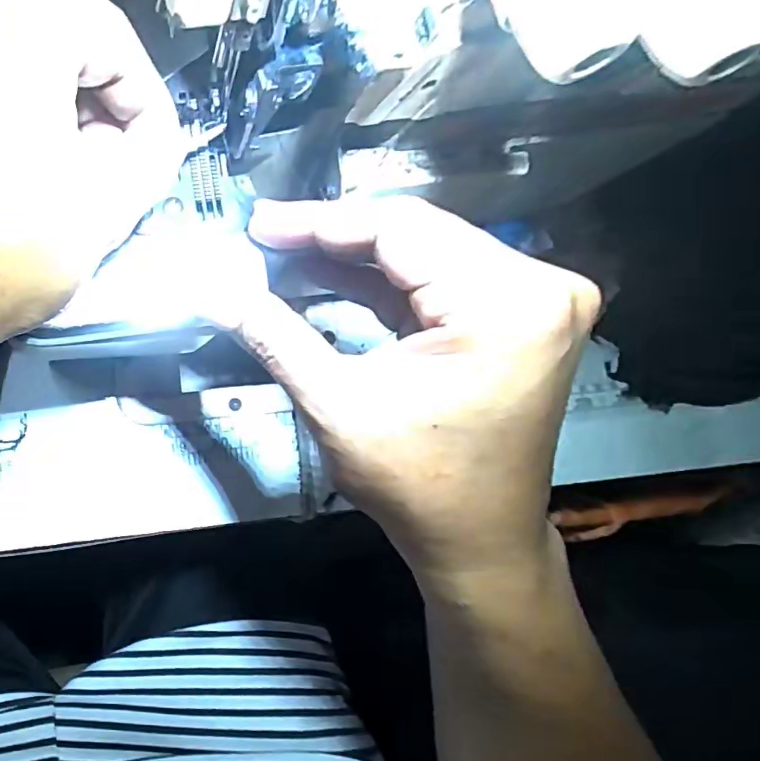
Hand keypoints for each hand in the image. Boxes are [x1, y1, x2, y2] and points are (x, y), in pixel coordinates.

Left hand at [0, 0, 184, 397]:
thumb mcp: (108, 204)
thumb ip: (154, 152)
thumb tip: (146, 137)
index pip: (116, 47)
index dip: (146, 113)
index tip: (149, 162)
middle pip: (52, 44)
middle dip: (86, 110)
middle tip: (100, 175)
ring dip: (32, 115)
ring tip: (45, 182)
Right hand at [228, 197, 600, 578]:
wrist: (474, 538)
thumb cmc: (416, 486)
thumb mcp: (337, 406)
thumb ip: (277, 337)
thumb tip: (221, 294)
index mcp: (506, 303)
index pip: (400, 230)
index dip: (320, 222)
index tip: (262, 224)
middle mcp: (538, 286)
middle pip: (416, 236)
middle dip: (332, 238)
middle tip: (266, 237)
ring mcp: (534, 301)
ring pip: (424, 256)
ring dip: (352, 260)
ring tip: (285, 256)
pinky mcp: (516, 319)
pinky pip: (438, 284)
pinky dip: (382, 284)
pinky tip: (328, 276)